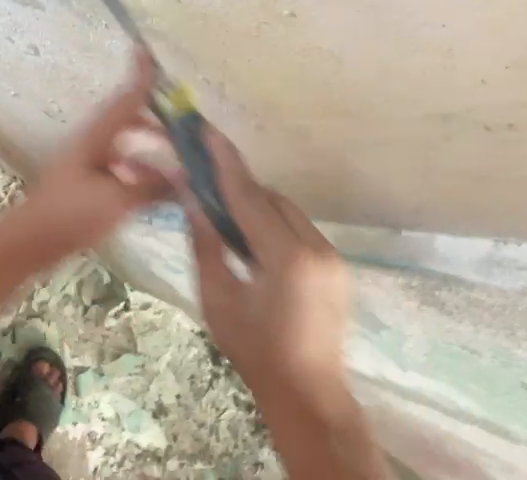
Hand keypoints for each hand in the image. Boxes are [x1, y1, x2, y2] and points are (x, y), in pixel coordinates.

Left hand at [9, 49, 171, 261]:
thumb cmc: (71, 213)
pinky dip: (140, 171)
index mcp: (96, 137)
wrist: (32, 241)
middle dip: (155, 121)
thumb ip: (152, 187)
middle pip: (127, 120)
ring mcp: (87, 162)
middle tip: (183, 129)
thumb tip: (185, 177)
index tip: (147, 50)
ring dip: (149, 149)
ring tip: (177, 164)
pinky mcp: (87, 183)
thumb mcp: (117, 199)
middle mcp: (91, 142)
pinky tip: (156, 190)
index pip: (125, 100)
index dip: (139, 76)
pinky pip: (120, 166)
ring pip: (125, 145)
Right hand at [186, 126, 351, 405]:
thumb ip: (205, 241)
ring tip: (226, 216)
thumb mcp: (217, 297)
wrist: (308, 395)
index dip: (224, 162)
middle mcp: (316, 247)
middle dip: (239, 187)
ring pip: (287, 212)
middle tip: (205, 182)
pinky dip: (274, 224)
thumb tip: (190, 196)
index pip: (248, 196)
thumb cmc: (254, 350)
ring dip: (257, 206)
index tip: (207, 131)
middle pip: (270, 199)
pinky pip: (299, 229)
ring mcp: (332, 257)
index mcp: (285, 257)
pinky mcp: (337, 267)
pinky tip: (254, 240)